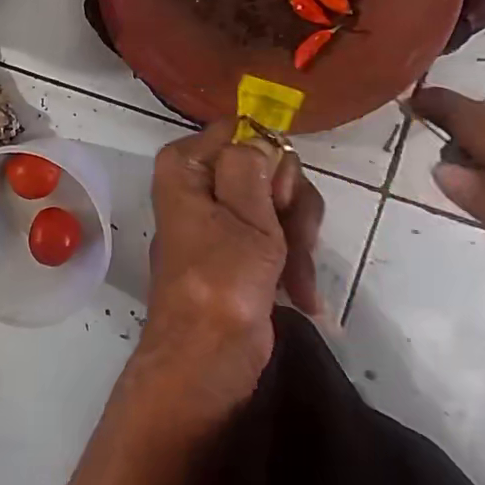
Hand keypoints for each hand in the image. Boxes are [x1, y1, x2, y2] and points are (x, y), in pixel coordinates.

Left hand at [145, 120, 326, 383]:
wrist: (209, 352)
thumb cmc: (221, 280)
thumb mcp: (245, 217)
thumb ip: (252, 169)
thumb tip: (257, 136)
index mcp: (184, 165)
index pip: (238, 132)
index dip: (269, 161)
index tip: (278, 198)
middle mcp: (197, 181)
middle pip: (267, 167)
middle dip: (289, 207)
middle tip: (291, 240)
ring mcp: (219, 214)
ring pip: (279, 202)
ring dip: (296, 240)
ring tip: (293, 277)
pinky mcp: (238, 244)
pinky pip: (278, 233)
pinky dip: (293, 262)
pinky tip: (300, 295)